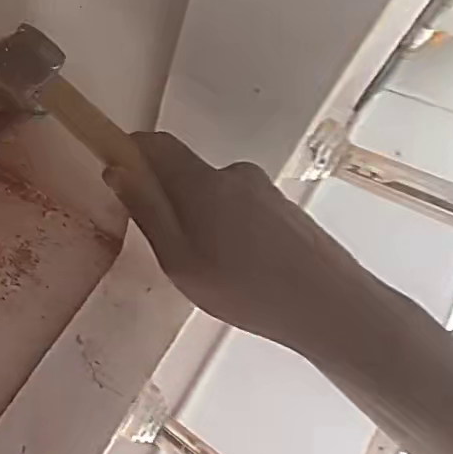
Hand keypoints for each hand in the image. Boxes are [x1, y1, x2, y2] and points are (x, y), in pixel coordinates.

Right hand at [102, 132, 398, 358]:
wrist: (335, 309)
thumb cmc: (243, 287)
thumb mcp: (177, 258)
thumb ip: (146, 210)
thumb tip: (117, 169)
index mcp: (201, 181)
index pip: (157, 143)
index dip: (133, 151)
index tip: (122, 176)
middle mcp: (233, 174)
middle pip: (186, 172)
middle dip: (170, 199)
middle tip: (172, 248)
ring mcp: (264, 191)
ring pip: (215, 194)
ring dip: (204, 219)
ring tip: (214, 268)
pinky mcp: (286, 209)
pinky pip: (242, 208)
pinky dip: (232, 230)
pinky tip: (245, 270)